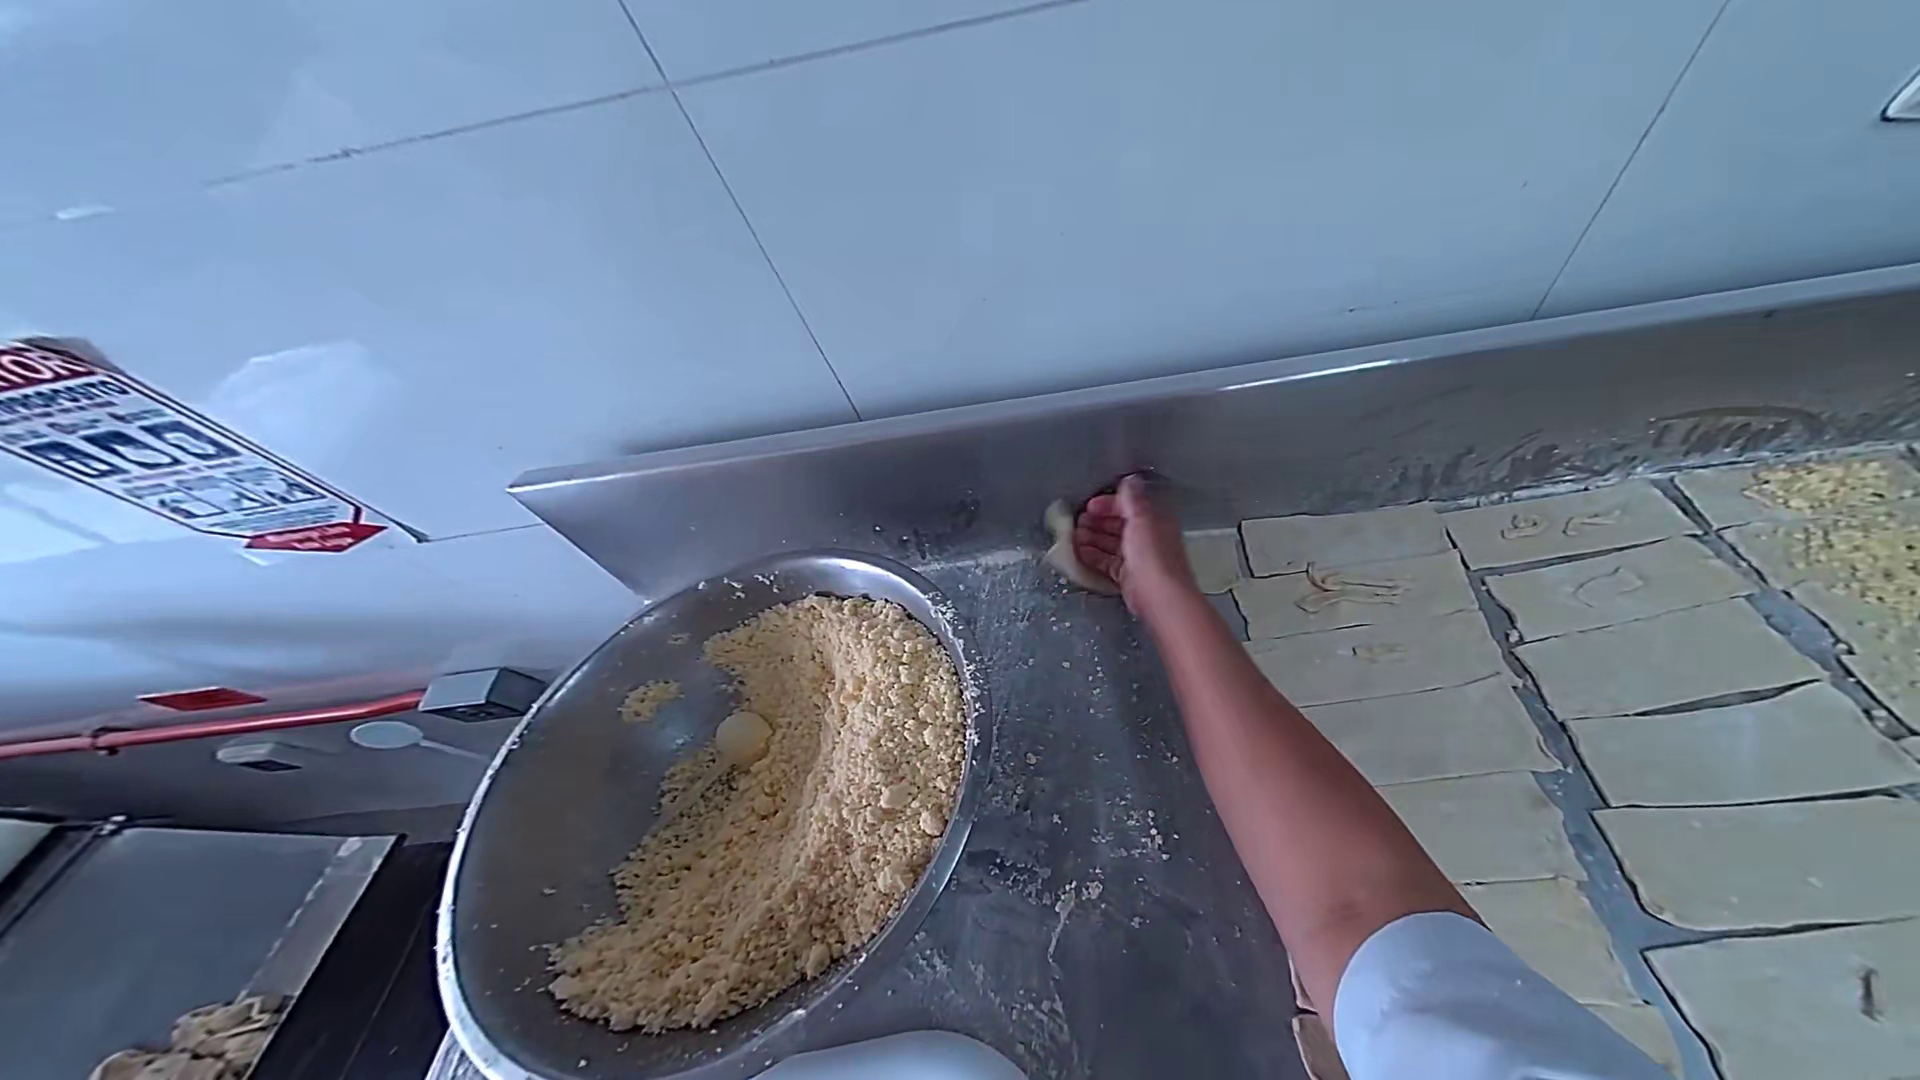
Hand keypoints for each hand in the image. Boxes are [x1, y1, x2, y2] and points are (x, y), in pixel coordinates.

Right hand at [1072, 474, 1199, 616]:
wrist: (1160, 598)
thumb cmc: (1153, 557)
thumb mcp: (1141, 519)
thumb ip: (1132, 499)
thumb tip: (1131, 479)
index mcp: (1155, 520)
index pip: (1129, 506)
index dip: (1108, 504)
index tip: (1089, 506)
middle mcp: (1148, 538)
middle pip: (1119, 525)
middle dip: (1097, 522)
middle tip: (1077, 522)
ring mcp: (1139, 558)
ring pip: (1112, 544)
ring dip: (1092, 539)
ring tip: (1073, 537)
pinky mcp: (1129, 577)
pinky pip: (1108, 563)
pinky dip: (1094, 557)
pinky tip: (1080, 554)